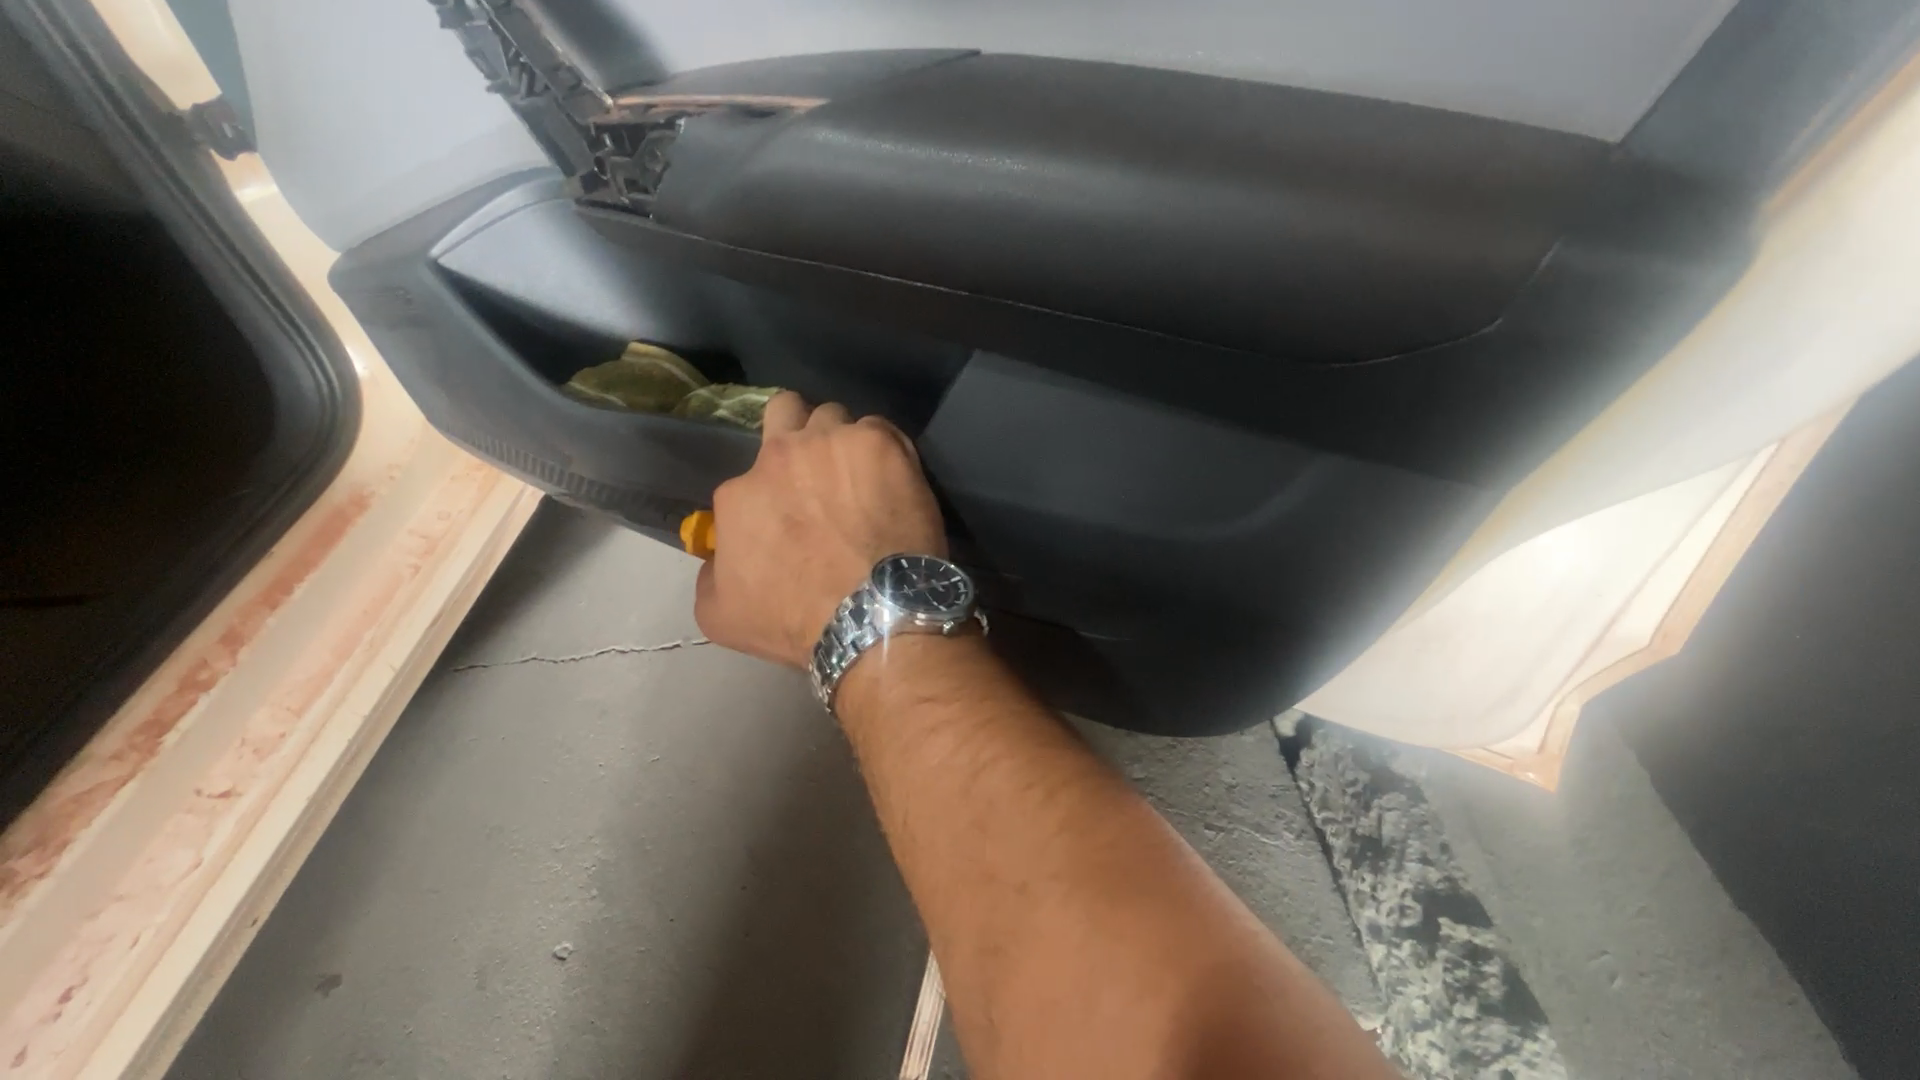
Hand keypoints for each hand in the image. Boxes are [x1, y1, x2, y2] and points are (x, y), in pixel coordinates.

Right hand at [695, 392, 947, 669]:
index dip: (772, 495)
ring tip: (863, 477)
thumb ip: (711, 573)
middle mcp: (782, 454)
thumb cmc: (795, 623)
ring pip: (836, 417)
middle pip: (786, 410)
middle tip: (820, 464)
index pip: (751, 477)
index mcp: (740, 492)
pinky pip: (880, 430)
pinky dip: (885, 451)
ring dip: (844, 442)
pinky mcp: (882, 444)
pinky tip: (894, 480)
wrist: (871, 618)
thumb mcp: (721, 614)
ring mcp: (834, 443)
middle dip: (798, 428)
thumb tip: (719, 554)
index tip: (792, 516)